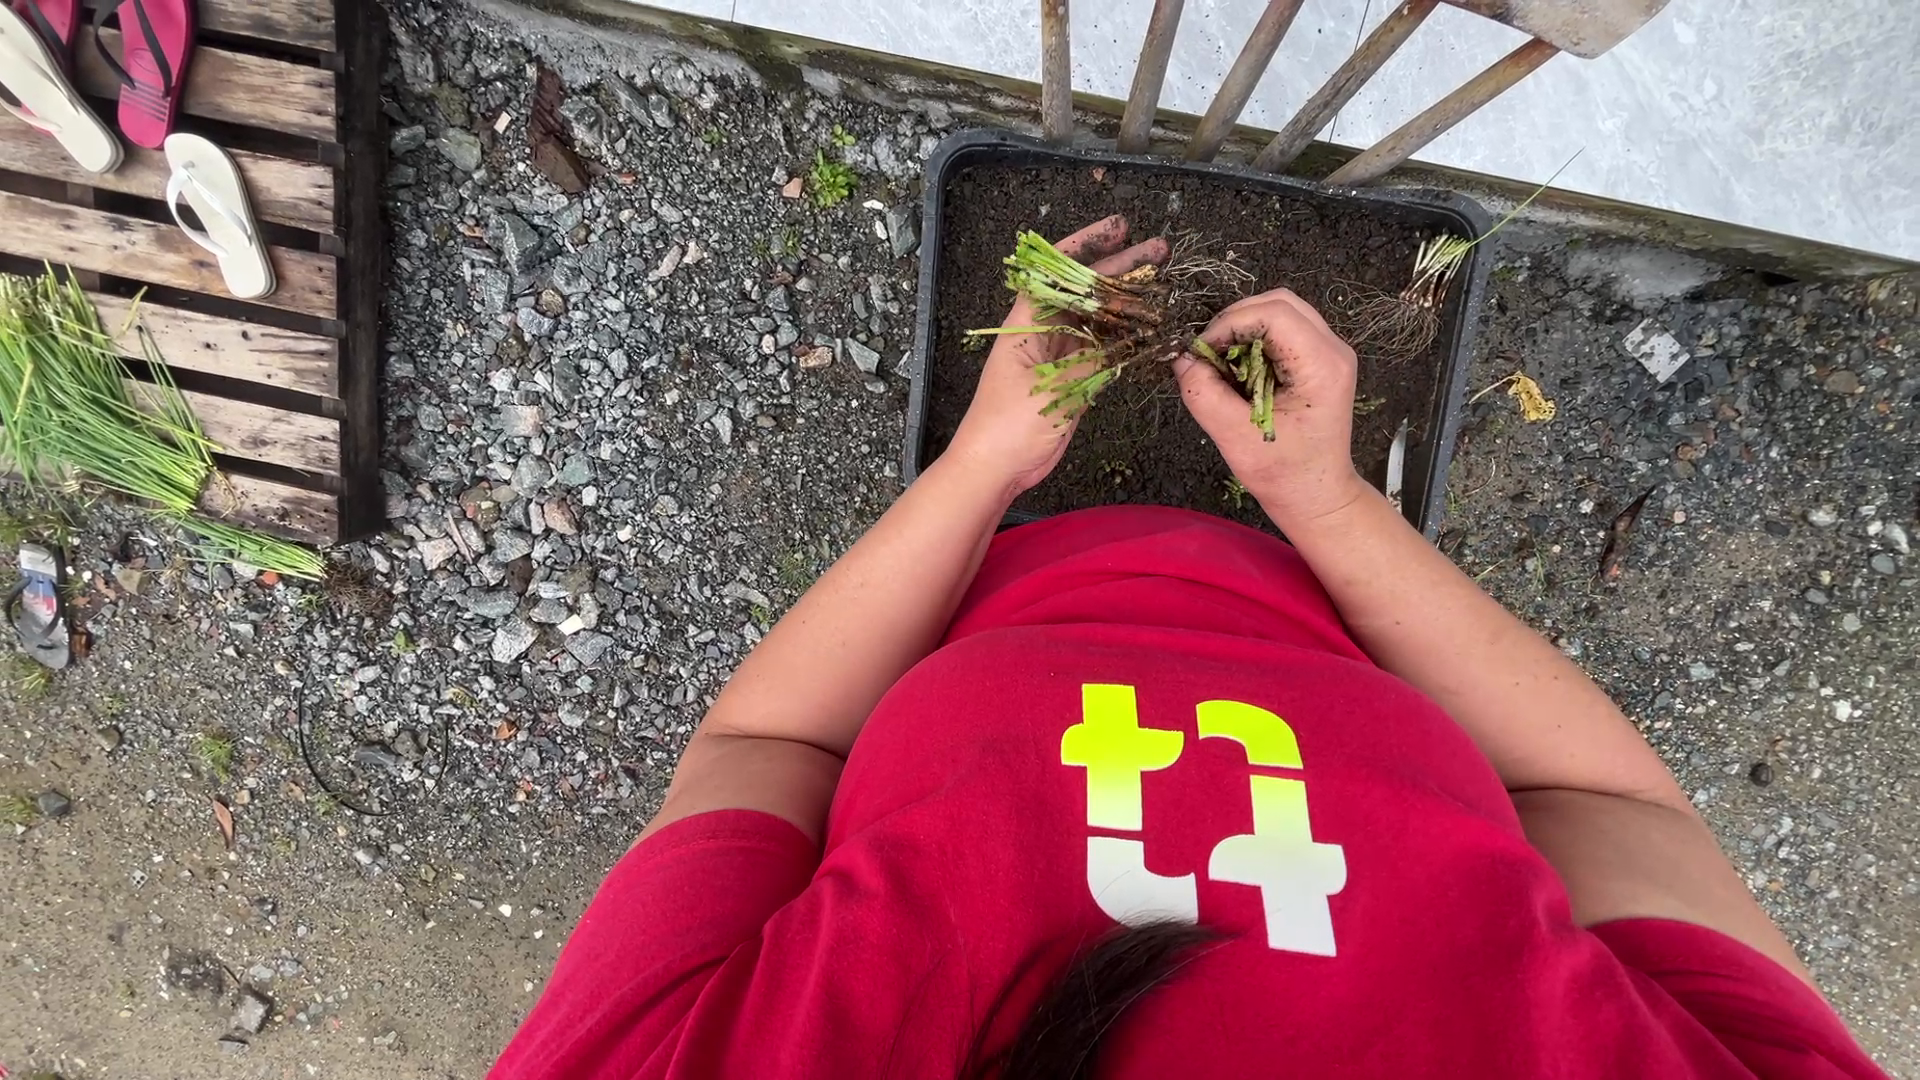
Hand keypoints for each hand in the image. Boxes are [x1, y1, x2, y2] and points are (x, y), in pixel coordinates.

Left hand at [947, 215, 1169, 498]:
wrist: (994, 468)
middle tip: (1159, 251)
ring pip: (1098, 321)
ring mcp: (1059, 357)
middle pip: (1085, 292)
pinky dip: (1125, 341)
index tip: (1119, 227)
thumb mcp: (1049, 388)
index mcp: (1026, 324)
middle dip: (1120, 269)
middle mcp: (1044, 333)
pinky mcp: (1071, 381)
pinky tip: (1151, 328)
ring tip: (1163, 284)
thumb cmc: (1007, 425)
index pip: (1057, 272)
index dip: (1087, 245)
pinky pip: (1102, 352)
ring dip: (1128, 304)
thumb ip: (1090, 360)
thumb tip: (1130, 337)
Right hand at [1174, 288, 1367, 529]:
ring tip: (1219, 362)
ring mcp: (1327, 353)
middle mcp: (1332, 350)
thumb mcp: (1235, 439)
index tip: (1200, 353)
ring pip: (1279, 311)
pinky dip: (1251, 341)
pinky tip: (1236, 370)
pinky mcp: (1315, 361)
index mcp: (1321, 365)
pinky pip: (1281, 330)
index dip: (1229, 324)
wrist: (1316, 496)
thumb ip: (1204, 395)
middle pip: (1278, 302)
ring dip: (1242, 329)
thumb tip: (1182, 360)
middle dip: (1234, 320)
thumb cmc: (1283, 473)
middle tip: (1206, 353)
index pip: (1274, 313)